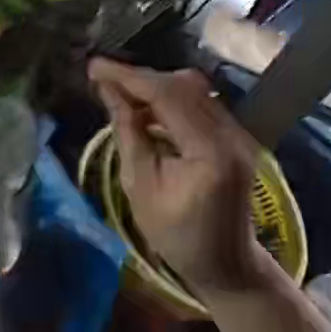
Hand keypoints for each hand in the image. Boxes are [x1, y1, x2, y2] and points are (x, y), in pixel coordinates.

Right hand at [89, 59, 274, 294]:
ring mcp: (237, 133)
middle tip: (101, 79)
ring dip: (153, 86)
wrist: (226, 264)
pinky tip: (144, 108)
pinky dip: (168, 99)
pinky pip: (199, 102)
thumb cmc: (176, 235)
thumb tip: (108, 90)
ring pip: (191, 89)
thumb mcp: (140, 185)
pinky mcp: (234, 136)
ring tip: (118, 92)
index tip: (93, 67)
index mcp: (209, 150)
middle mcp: (231, 133)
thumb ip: (127, 132)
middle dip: (139, 78)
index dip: (127, 77)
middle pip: (182, 85)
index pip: (167, 96)